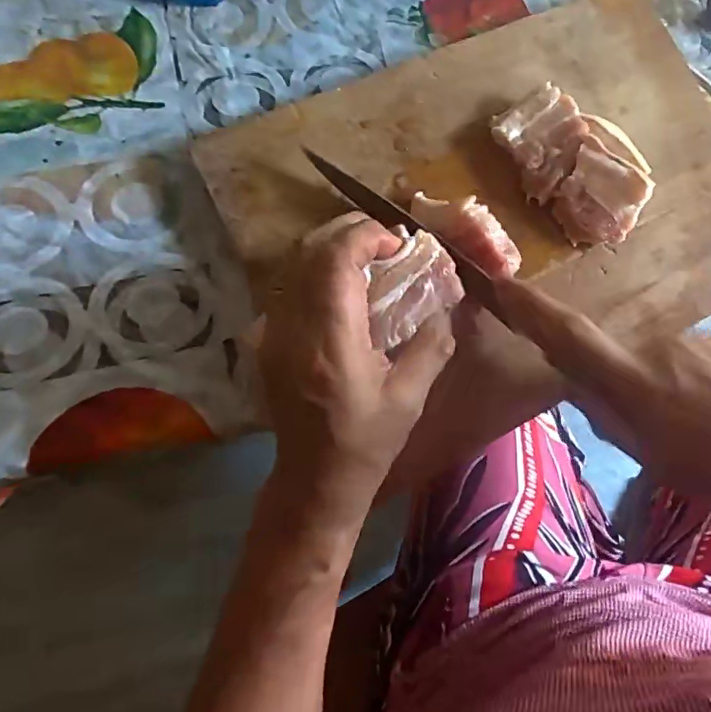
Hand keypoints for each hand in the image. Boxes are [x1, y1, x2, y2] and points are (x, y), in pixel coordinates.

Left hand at [258, 214, 455, 520]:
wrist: (312, 480)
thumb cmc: (366, 443)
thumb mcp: (410, 397)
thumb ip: (431, 344)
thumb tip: (444, 303)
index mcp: (331, 341)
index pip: (335, 260)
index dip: (366, 237)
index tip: (397, 245)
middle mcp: (293, 328)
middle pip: (309, 250)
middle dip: (348, 231)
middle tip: (384, 242)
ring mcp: (272, 333)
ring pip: (293, 263)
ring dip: (330, 248)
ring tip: (365, 257)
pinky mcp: (265, 341)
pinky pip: (286, 285)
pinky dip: (314, 271)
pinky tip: (340, 287)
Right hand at [494, 278, 710, 557]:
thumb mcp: (657, 459)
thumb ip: (609, 417)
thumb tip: (578, 389)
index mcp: (634, 373)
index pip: (563, 332)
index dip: (522, 306)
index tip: (489, 279)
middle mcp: (657, 343)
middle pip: (598, 348)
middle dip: (588, 375)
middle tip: (613, 421)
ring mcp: (691, 341)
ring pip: (635, 358)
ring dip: (632, 386)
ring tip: (668, 435)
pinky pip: (667, 361)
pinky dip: (661, 386)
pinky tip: (692, 422)